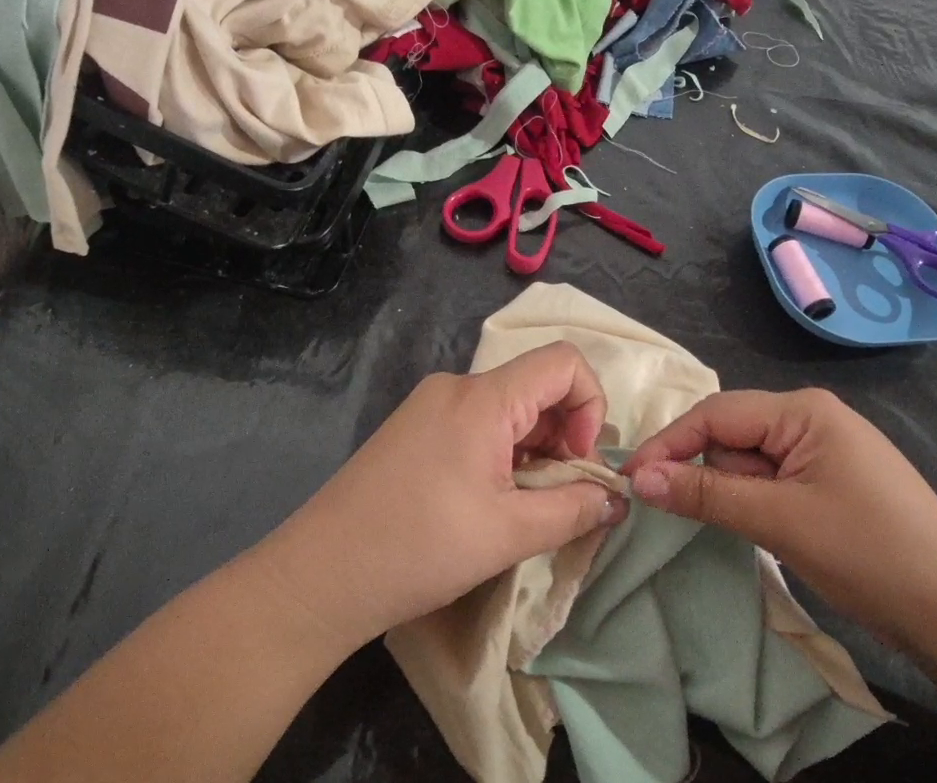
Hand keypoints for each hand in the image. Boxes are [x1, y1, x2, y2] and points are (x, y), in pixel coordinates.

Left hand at [257, 343, 627, 648]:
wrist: (319, 576)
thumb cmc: (420, 548)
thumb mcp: (509, 534)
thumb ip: (574, 510)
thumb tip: (617, 499)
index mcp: (482, 398)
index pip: (563, 362)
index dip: (590, 405)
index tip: (578, 462)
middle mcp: (455, 387)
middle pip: (536, 385)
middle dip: (564, 435)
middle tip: (558, 495)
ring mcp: (429, 407)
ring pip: (507, 409)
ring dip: (533, 450)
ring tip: (523, 507)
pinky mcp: (413, 431)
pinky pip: (476, 425)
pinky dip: (501, 454)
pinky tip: (489, 503)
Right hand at [622, 389, 936, 649]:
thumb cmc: (868, 551)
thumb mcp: (779, 520)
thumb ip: (706, 493)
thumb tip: (640, 478)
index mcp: (803, 411)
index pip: (717, 414)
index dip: (670, 444)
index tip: (631, 480)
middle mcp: (811, 419)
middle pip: (732, 435)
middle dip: (705, 472)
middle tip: (680, 511)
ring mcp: (823, 453)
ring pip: (749, 463)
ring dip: (731, 493)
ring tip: (738, 528)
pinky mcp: (829, 485)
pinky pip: (772, 483)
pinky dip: (753, 504)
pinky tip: (759, 531)